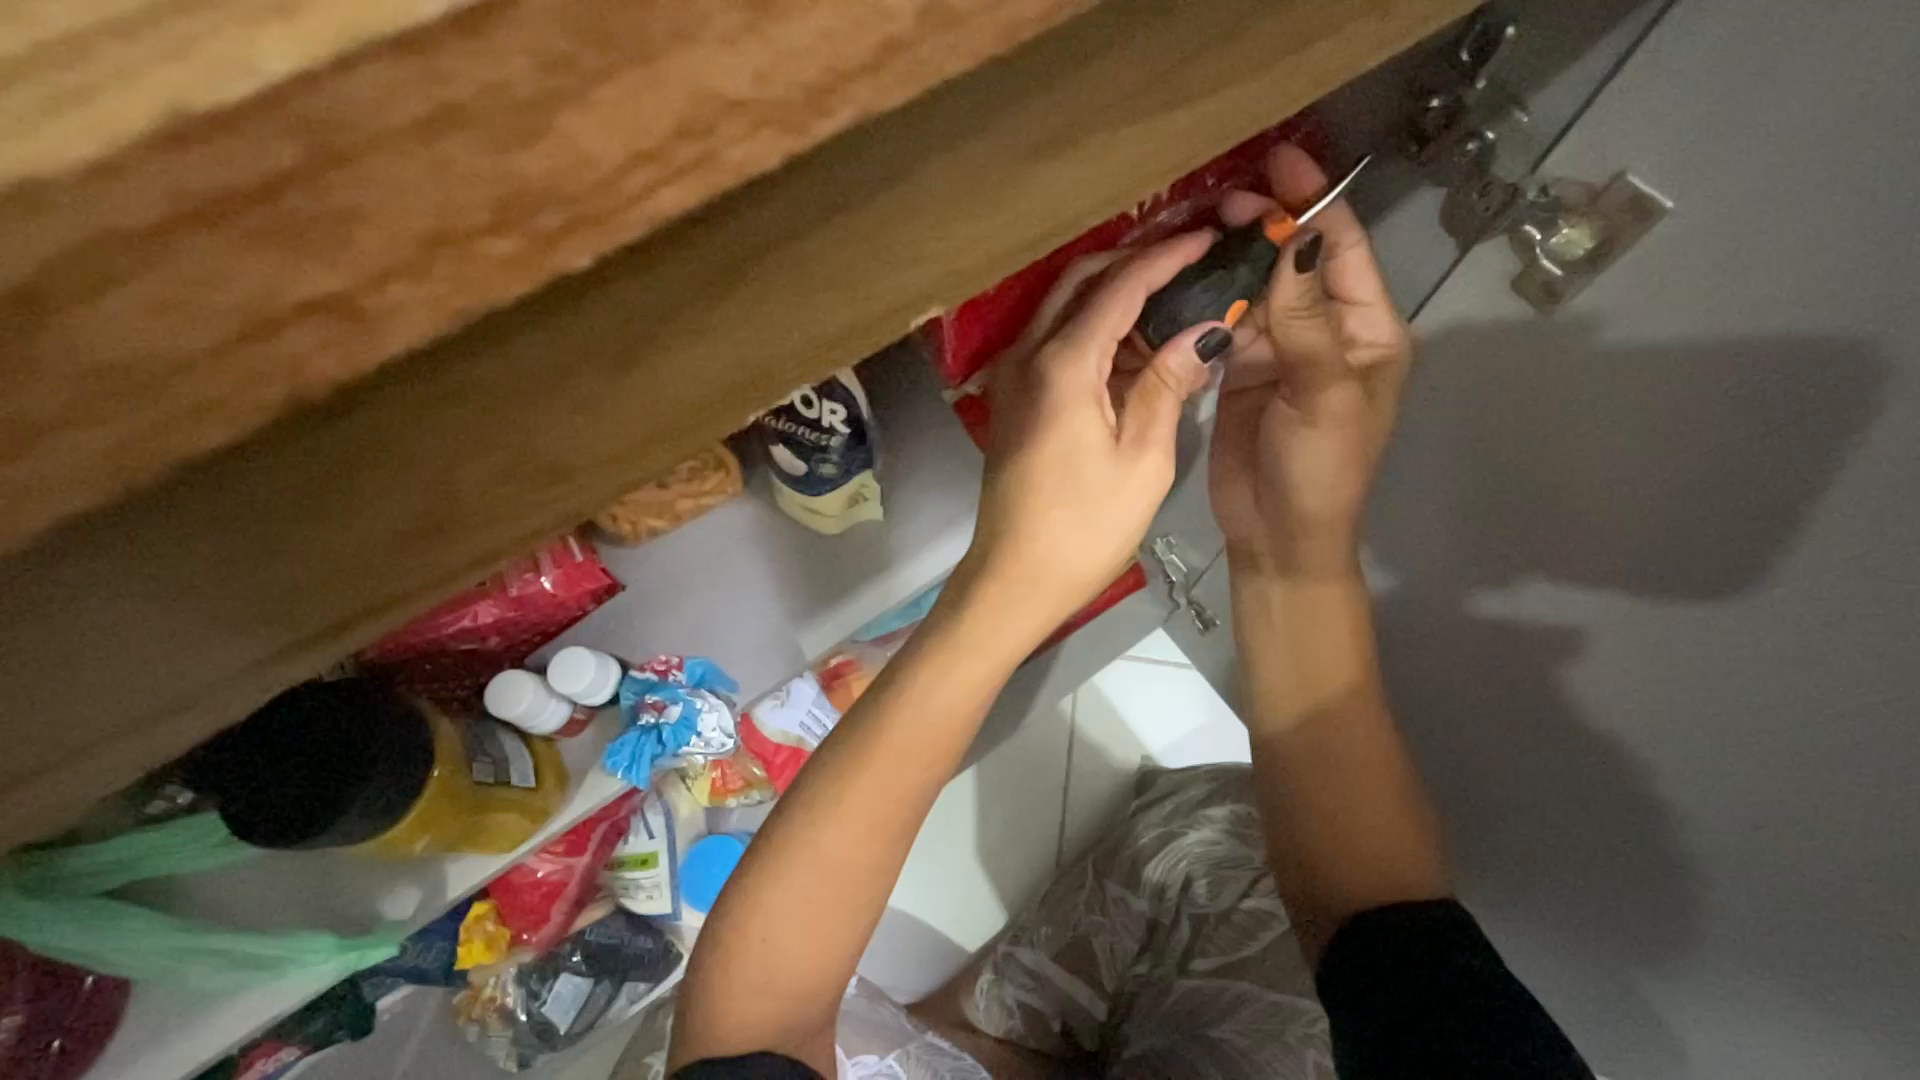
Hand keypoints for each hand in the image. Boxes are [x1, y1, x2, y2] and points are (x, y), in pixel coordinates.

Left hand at [958, 231, 1226, 640]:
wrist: (1015, 578)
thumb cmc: (1085, 529)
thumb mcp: (1143, 459)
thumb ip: (1168, 384)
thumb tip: (1202, 329)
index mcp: (1062, 365)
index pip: (1119, 286)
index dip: (1166, 257)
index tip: (1207, 238)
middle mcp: (1026, 356)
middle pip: (1081, 281)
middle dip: (1134, 262)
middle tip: (1186, 258)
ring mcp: (1011, 377)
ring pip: (1063, 308)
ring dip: (1111, 293)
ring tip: (1170, 294)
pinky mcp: (1011, 399)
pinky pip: (1052, 342)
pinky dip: (1092, 329)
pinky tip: (1132, 343)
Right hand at [1209, 144, 1412, 577]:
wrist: (1278, 535)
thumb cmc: (1319, 469)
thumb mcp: (1321, 392)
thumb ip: (1304, 318)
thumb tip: (1294, 239)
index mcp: (1367, 331)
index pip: (1341, 250)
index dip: (1313, 203)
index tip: (1280, 161)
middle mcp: (1326, 332)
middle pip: (1295, 262)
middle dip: (1266, 226)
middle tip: (1223, 198)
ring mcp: (1280, 351)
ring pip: (1257, 290)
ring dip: (1232, 260)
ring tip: (1196, 227)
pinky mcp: (1241, 372)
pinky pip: (1227, 324)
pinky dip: (1209, 300)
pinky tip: (1184, 277)